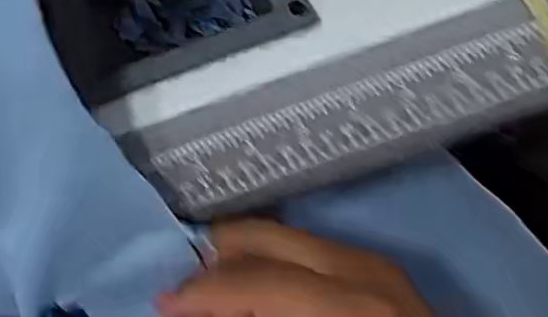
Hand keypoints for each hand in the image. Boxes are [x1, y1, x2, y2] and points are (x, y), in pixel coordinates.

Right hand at [158, 219, 434, 316]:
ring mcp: (377, 266)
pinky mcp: (384, 272)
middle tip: (185, 293)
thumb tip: (200, 310)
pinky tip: (264, 290)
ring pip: (283, 237)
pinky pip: (310, 251)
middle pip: (263, 238)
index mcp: (349, 301)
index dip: (203, 292)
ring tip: (220, 293)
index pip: (256, 281)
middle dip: (218, 262)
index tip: (163, 304)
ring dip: (245, 261)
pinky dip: (277, 265)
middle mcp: (363, 269)